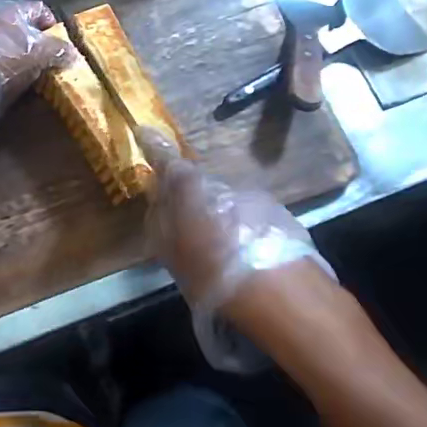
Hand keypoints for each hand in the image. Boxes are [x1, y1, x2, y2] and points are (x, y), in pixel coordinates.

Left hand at [0, 0, 72, 143]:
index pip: (41, 9)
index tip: (59, 46)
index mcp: (14, 11)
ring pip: (4, 40)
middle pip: (22, 26)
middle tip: (43, 63)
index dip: (53, 26)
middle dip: (34, 43)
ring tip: (22, 75)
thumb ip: (56, 51)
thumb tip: (72, 52)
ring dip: (14, 54)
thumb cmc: (2, 63)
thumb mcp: (36, 56)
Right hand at [136, 129, 339, 371]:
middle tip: (189, 230)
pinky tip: (249, 259)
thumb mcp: (171, 253)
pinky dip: (246, 231)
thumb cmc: (212, 274)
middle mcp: (224, 183)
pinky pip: (253, 218)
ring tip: (223, 253)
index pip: (167, 159)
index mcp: (191, 188)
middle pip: (201, 185)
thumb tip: (157, 200)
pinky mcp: (282, 215)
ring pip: (229, 202)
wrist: (281, 295)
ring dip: (223, 218)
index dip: (154, 146)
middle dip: (193, 200)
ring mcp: (256, 197)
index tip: (144, 131)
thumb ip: (160, 221)